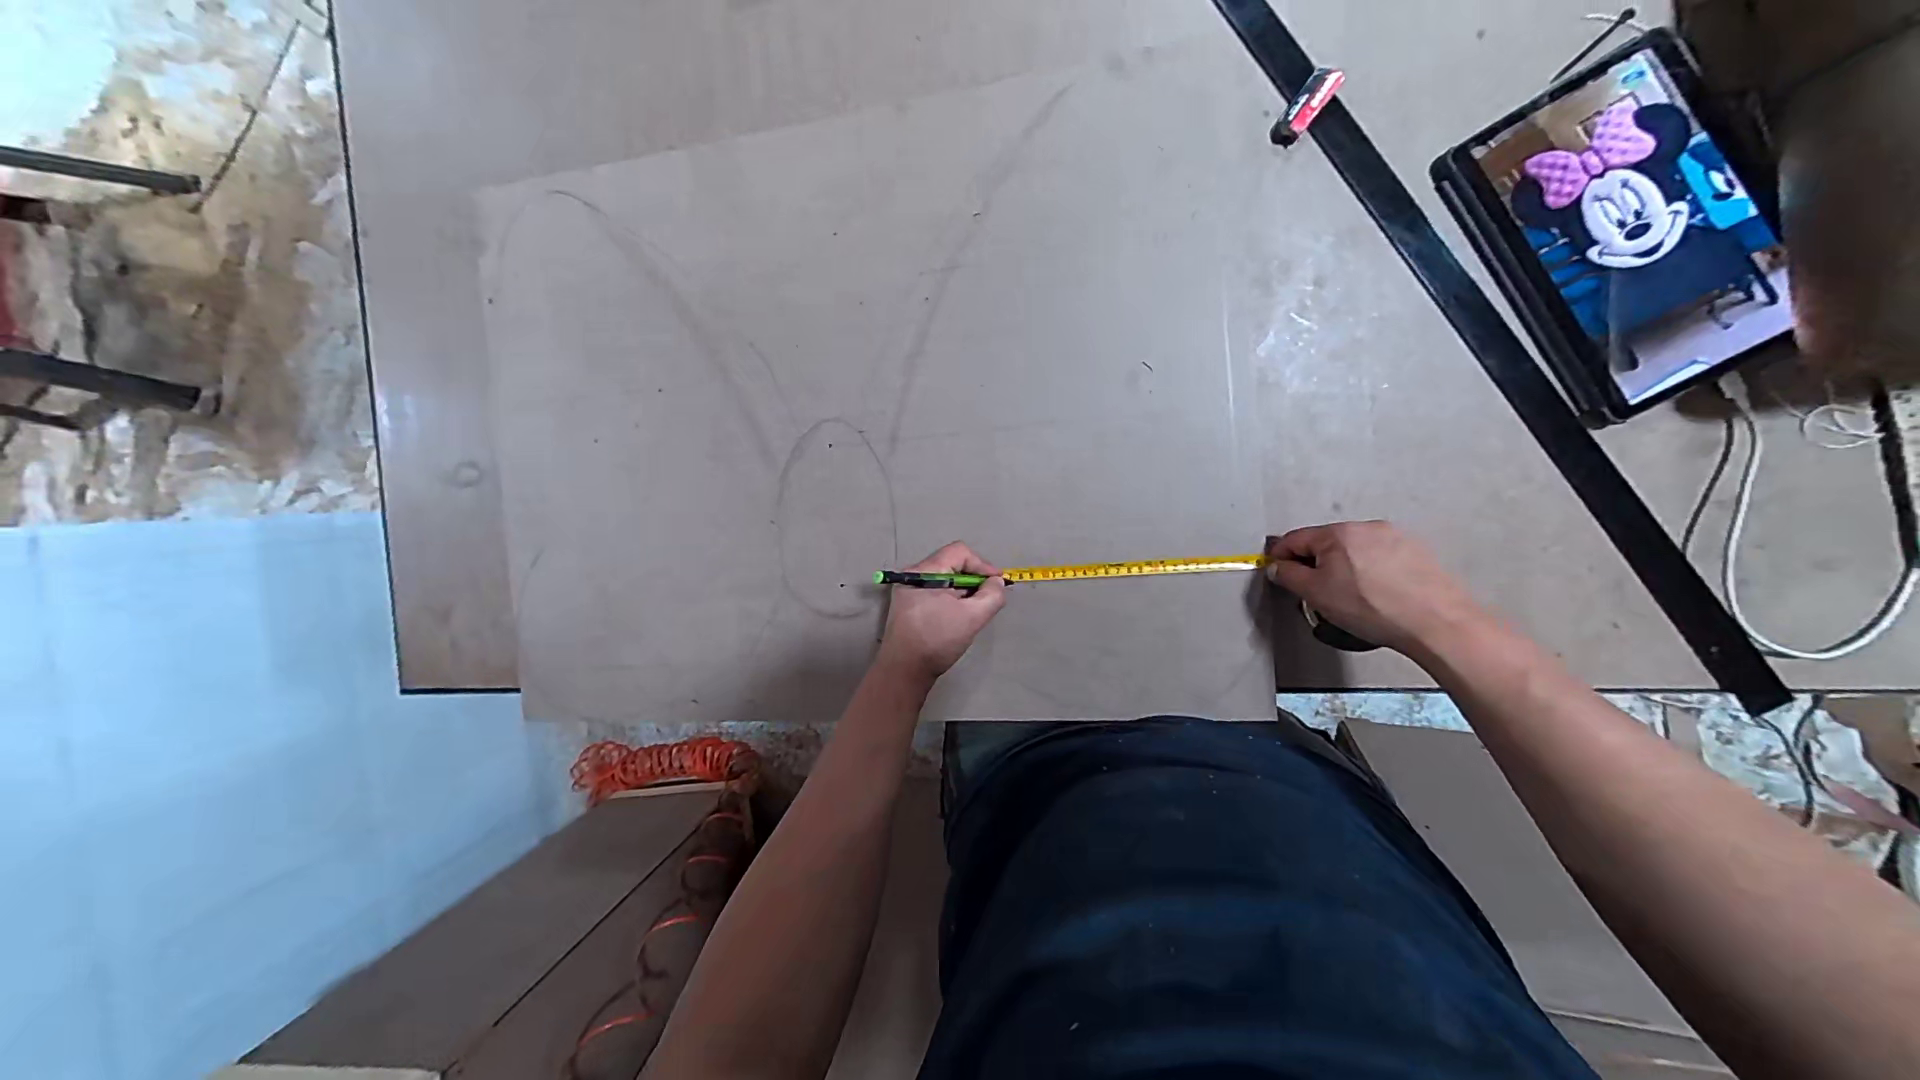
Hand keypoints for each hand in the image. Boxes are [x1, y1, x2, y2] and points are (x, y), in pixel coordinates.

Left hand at [877, 542, 1007, 683]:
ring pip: (946, 582)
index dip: (982, 565)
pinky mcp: (910, 607)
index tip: (997, 584)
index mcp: (924, 572)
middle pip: (952, 565)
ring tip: (973, 613)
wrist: (903, 671)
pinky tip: (958, 620)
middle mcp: (913, 576)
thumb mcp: (972, 617)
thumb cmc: (936, 640)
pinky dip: (953, 601)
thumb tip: (996, 582)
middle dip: (974, 581)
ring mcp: (909, 592)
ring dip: (964, 593)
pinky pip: (937, 594)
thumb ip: (991, 595)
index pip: (959, 552)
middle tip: (987, 600)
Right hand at [1265, 521, 1489, 654]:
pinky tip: (1377, 596)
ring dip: (1345, 569)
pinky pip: (1380, 558)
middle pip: (1326, 543)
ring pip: (1354, 551)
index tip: (1279, 573)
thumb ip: (1288, 576)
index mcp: (1338, 532)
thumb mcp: (1316, 594)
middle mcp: (1367, 527)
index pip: (1295, 539)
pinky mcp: (1416, 552)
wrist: (1436, 622)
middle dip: (1316, 565)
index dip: (1281, 558)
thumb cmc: (1376, 608)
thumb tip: (1279, 567)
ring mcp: (1395, 537)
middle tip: (1318, 593)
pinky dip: (1372, 573)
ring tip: (1352, 599)